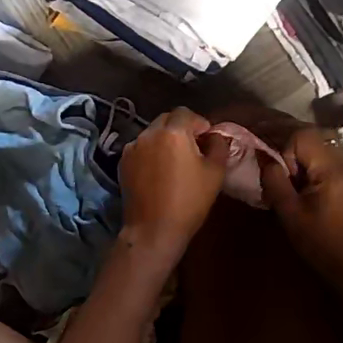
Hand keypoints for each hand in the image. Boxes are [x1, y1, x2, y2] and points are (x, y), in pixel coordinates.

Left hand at [118, 108, 231, 257]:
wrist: (153, 229)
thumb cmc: (189, 200)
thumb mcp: (215, 173)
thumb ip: (219, 147)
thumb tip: (215, 137)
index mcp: (173, 132)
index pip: (186, 113)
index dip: (199, 123)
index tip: (207, 139)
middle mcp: (149, 133)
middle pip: (167, 119)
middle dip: (181, 128)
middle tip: (193, 148)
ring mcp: (132, 148)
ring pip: (152, 133)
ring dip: (164, 140)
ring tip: (174, 161)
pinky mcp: (123, 162)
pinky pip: (140, 148)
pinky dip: (151, 152)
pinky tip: (158, 172)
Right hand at [258, 126, 342, 289]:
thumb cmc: (333, 245)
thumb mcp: (294, 217)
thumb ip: (275, 184)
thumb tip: (264, 158)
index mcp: (330, 162)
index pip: (299, 134)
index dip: (281, 151)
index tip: (278, 180)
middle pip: (310, 144)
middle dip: (288, 161)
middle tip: (278, 189)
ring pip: (318, 161)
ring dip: (300, 175)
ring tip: (292, 201)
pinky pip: (329, 175)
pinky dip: (314, 184)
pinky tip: (311, 209)